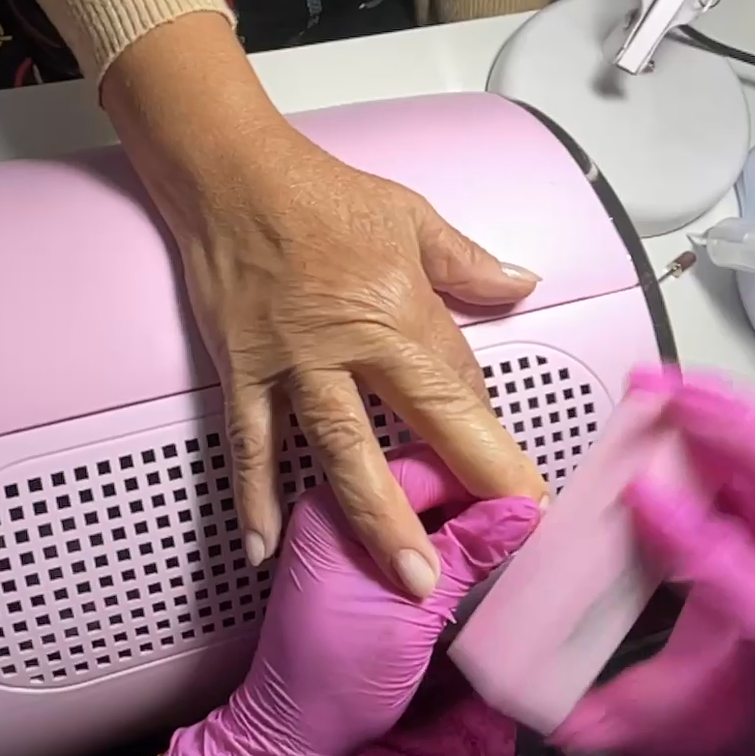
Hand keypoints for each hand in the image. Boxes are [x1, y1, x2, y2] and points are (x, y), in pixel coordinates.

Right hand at [102, 13, 546, 600]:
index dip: (489, 442)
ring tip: (398, 578)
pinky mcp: (241, 371)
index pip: (456, 388)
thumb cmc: (321, 194)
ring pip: (335, 449)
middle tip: (487, 558)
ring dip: (369, 516)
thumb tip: (522, 284)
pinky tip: (263, 548)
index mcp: (399, 309)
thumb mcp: (410, 217)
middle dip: (449, 496)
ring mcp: (290, 364)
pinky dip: (254, 496)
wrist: (232, 177)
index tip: (519, 491)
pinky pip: (248, 443)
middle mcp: (348, 344)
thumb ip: (468, 262)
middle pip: (408, 429)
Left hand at [162, 450, 539, 755]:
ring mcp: (346, 535)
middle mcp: (336, 507)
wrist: (297, 732)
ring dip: (467, 518)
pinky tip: (484, 549)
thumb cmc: (342, 672)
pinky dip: (449, 539)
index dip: (480, 480)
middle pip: (421, 483)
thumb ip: (468, 553)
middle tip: (533, 516)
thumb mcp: (412, 610)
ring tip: (517, 530)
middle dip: (477, 496)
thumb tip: (525, 510)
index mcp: (333, 507)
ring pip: (420, 508)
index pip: (420, 470)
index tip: (535, 498)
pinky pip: (411, 534)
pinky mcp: (359, 562)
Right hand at [548, 368, 754, 755]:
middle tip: (679, 401)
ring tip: (678, 384)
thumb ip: (577, 714)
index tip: (641, 498)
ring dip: (739, 423)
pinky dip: (736, 430)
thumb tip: (510, 675)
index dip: (706, 548)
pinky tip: (691, 403)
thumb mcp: (639, 737)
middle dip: (747, 450)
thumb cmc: (712, 742)